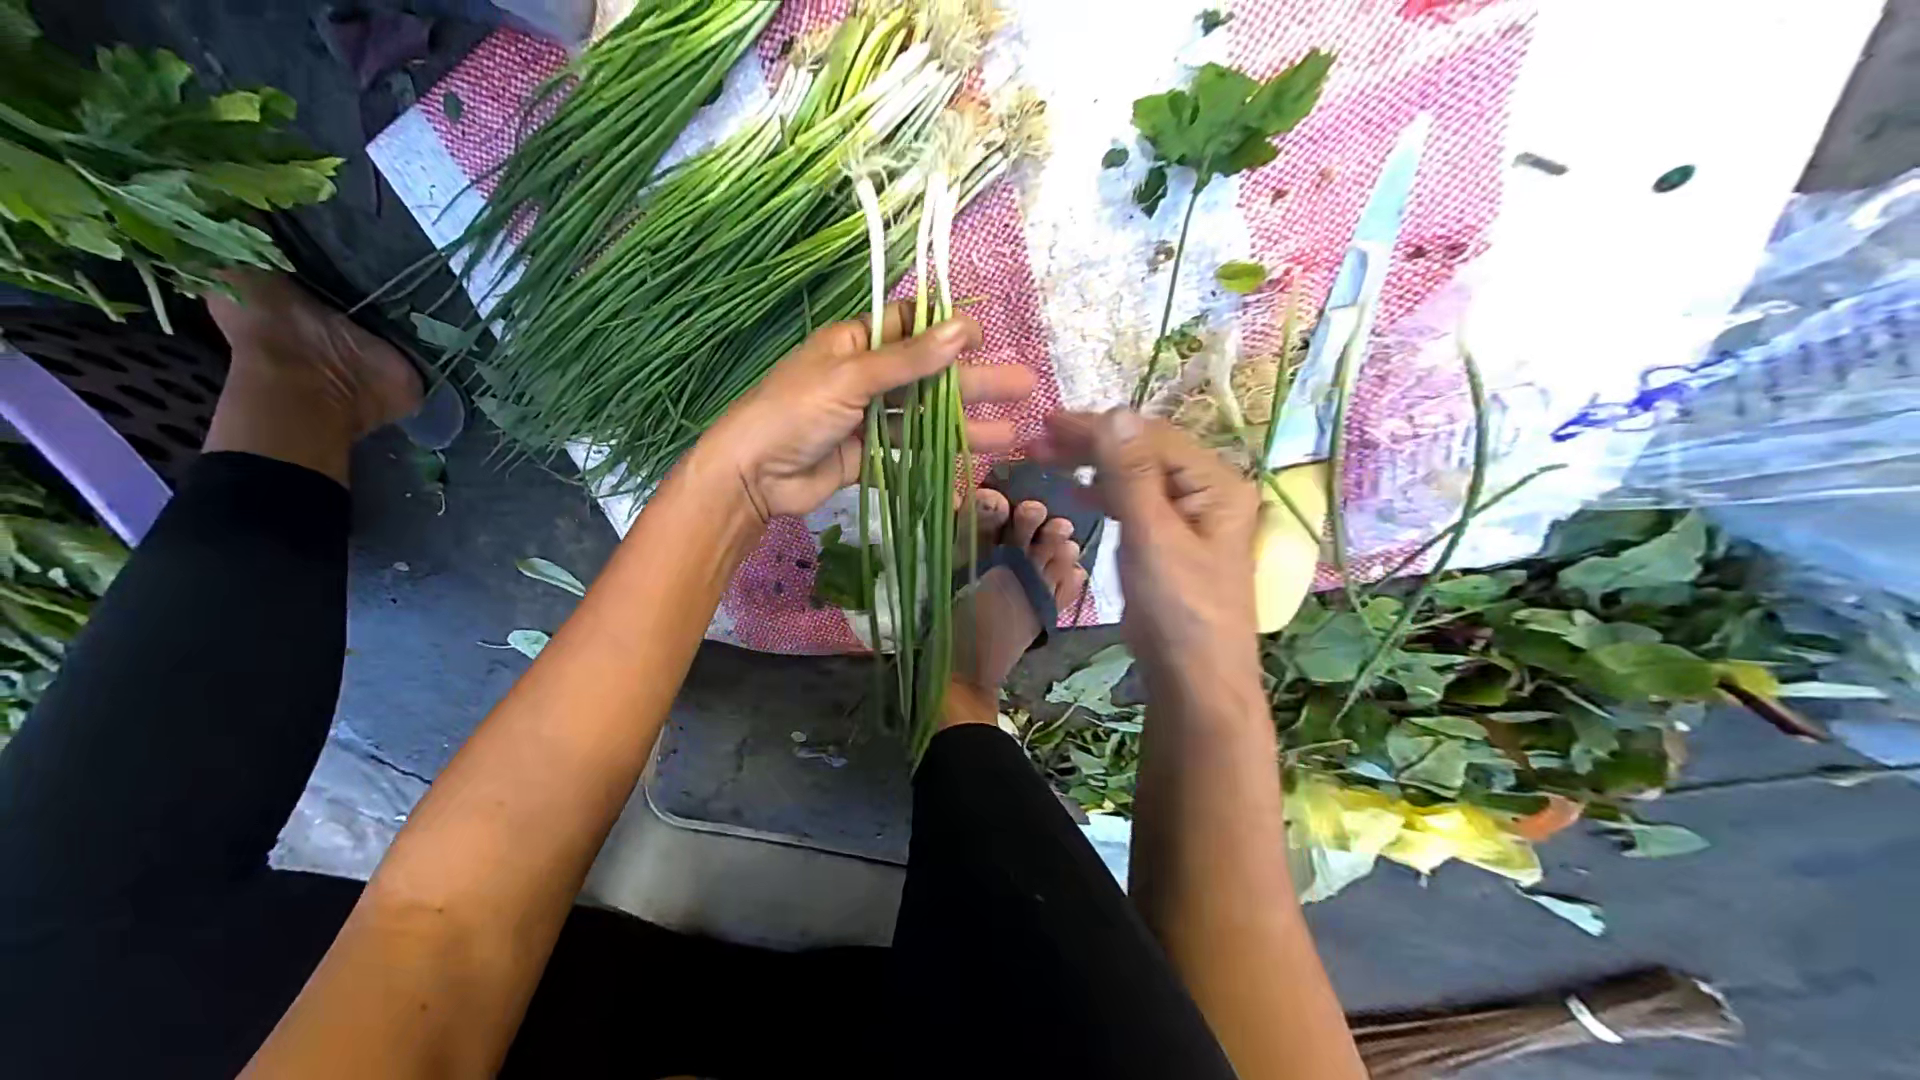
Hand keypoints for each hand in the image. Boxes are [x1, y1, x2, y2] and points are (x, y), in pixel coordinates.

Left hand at [699, 303, 1035, 521]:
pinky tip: (973, 462)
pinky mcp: (868, 454)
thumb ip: (908, 360)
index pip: (911, 325)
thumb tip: (962, 331)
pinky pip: (910, 450)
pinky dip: (939, 455)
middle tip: (1024, 386)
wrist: (752, 476)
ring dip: (966, 422)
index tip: (987, 339)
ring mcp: (868, 417)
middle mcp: (866, 375)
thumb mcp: (851, 377)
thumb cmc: (793, 412)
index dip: (949, 330)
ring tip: (1013, 432)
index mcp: (856, 342)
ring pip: (925, 416)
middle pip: (930, 374)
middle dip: (975, 381)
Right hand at [1035, 409, 1262, 695]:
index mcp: (1215, 483)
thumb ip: (1133, 475)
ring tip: (1047, 458)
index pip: (1152, 438)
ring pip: (1134, 476)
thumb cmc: (1179, 609)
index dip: (1100, 426)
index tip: (1049, 422)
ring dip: (1092, 465)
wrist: (1193, 677)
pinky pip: (1133, 502)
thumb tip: (1115, 413)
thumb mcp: (1153, 537)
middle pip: (1143, 452)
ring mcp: (1187, 517)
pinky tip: (1077, 492)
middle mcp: (1205, 492)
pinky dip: (1103, 494)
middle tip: (1039, 438)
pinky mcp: (1168, 540)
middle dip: (1091, 443)